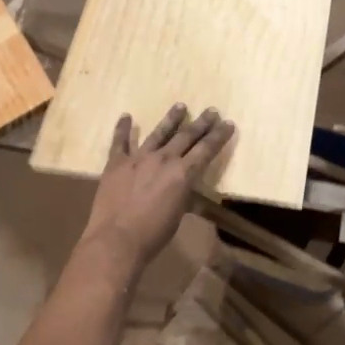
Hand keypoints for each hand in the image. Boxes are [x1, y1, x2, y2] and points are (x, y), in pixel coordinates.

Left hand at [80, 104, 234, 273]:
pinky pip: (120, 142)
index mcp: (182, 174)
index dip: (218, 136)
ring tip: (180, 105)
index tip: (228, 123)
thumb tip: (186, 188)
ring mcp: (138, 158)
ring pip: (158, 133)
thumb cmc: (153, 234)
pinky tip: (126, 116)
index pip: (206, 149)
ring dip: (171, 119)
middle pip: (186, 136)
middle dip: (201, 123)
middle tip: (212, 110)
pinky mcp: (116, 163)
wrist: (116, 239)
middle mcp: (163, 159)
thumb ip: (183, 195)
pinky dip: (123, 128)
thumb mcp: (178, 214)